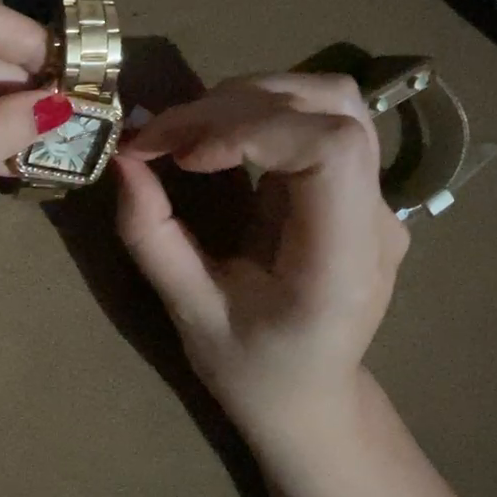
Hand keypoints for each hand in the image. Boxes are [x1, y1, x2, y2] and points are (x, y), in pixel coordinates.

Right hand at [113, 74, 408, 433]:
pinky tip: (210, 141)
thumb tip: (122, 161)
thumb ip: (152, 237)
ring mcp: (374, 196)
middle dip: (229, 105)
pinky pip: (312, 120)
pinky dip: (253, 112)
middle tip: (157, 138)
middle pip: (328, 106)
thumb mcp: (188, 313)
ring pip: (326, 98)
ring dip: (244, 98)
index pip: (331, 148)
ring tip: (183, 133)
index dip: (251, 129)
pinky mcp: (352, 186)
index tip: (183, 158)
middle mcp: (375, 215)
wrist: (311, 398)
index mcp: (343, 259)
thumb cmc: (251, 371)